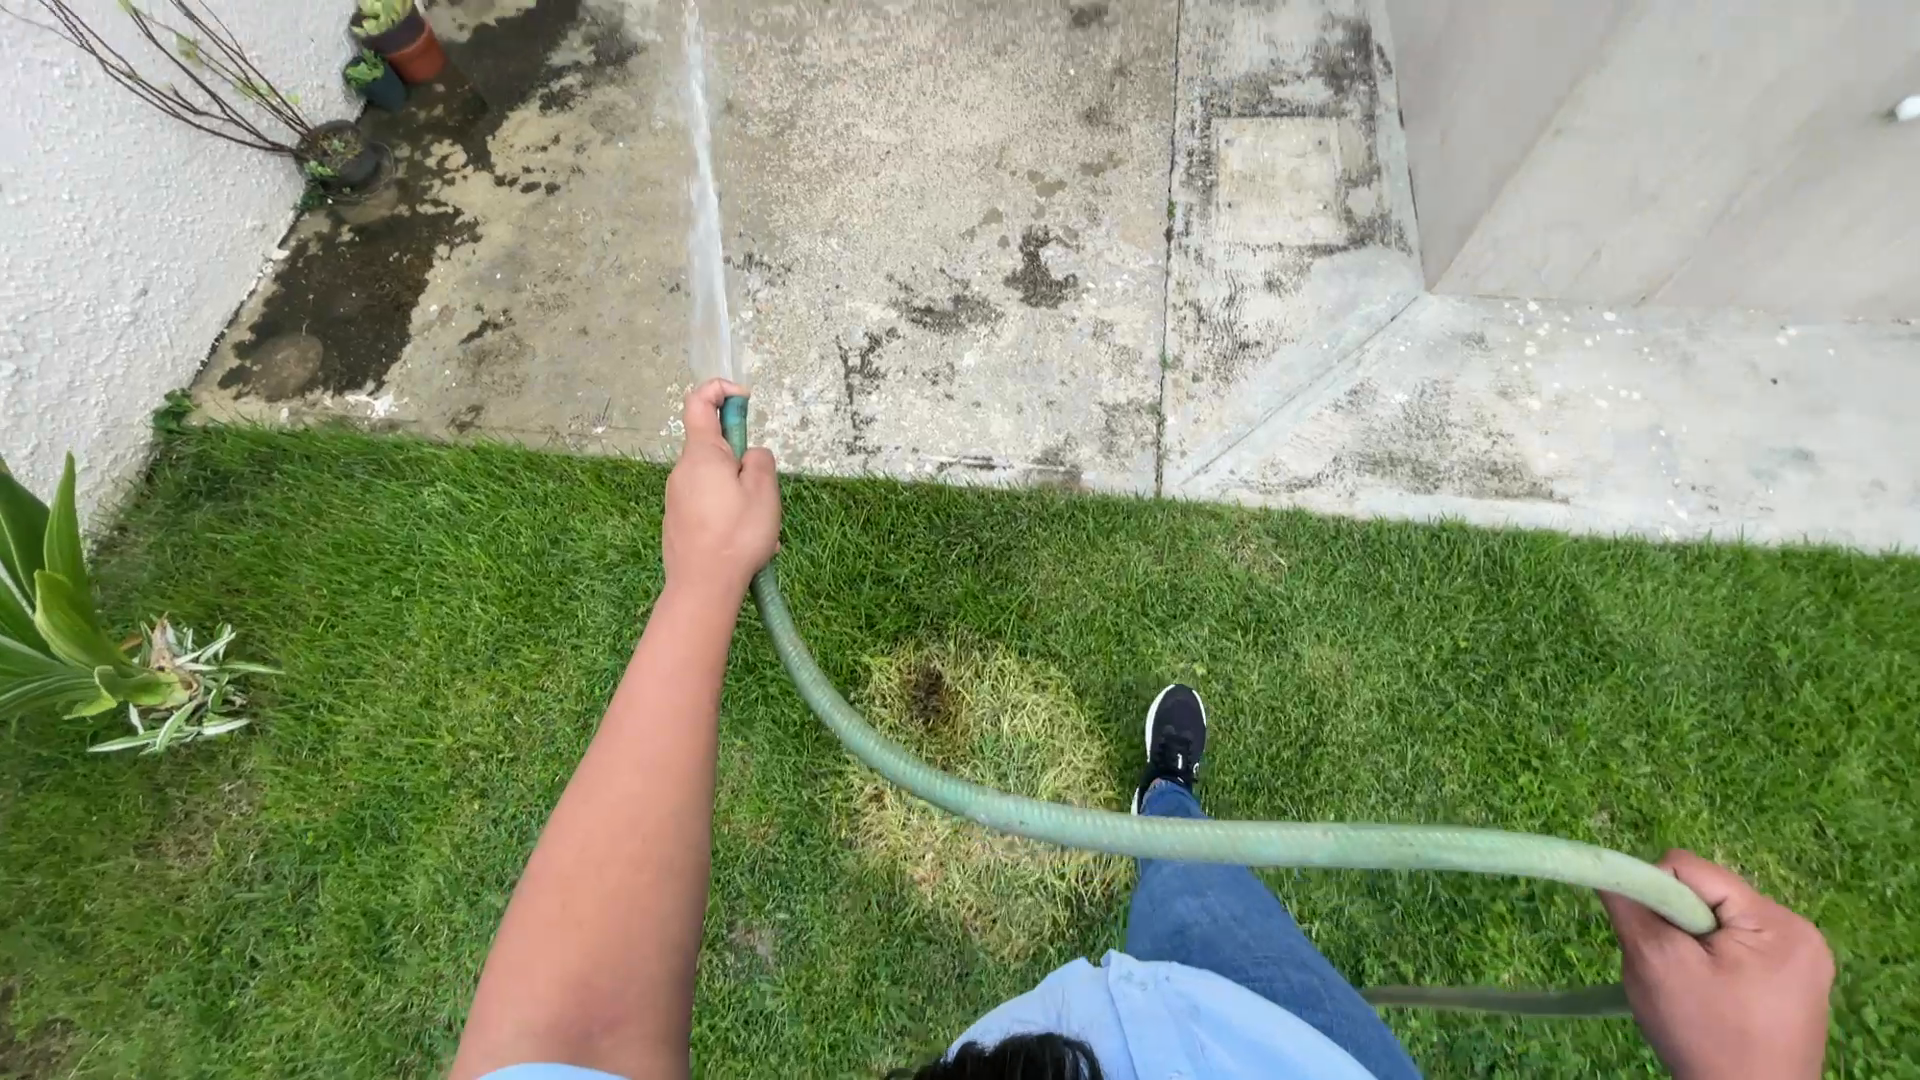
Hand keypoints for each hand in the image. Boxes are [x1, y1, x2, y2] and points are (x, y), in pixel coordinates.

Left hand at [661, 380, 779, 599]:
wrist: (703, 586)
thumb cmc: (737, 535)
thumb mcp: (764, 491)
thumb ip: (759, 461)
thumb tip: (750, 455)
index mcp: (701, 455)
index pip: (699, 402)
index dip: (722, 391)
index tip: (746, 401)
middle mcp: (683, 471)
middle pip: (715, 449)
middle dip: (745, 464)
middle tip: (764, 494)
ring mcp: (677, 497)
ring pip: (717, 482)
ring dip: (743, 496)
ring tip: (760, 529)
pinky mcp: (678, 521)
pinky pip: (711, 506)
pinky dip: (731, 516)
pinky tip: (747, 544)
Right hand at [1601, 849, 1833, 1079]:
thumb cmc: (1703, 1030)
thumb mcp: (1652, 959)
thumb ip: (1626, 902)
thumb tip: (1603, 867)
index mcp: (1777, 922)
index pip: (1686, 867)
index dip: (1650, 888)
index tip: (1647, 932)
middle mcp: (1798, 930)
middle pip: (1700, 890)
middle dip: (1669, 916)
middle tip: (1665, 959)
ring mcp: (1800, 955)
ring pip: (1710, 914)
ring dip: (1683, 935)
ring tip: (1683, 976)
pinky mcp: (1791, 975)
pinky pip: (1728, 938)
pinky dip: (1702, 952)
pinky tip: (1703, 984)